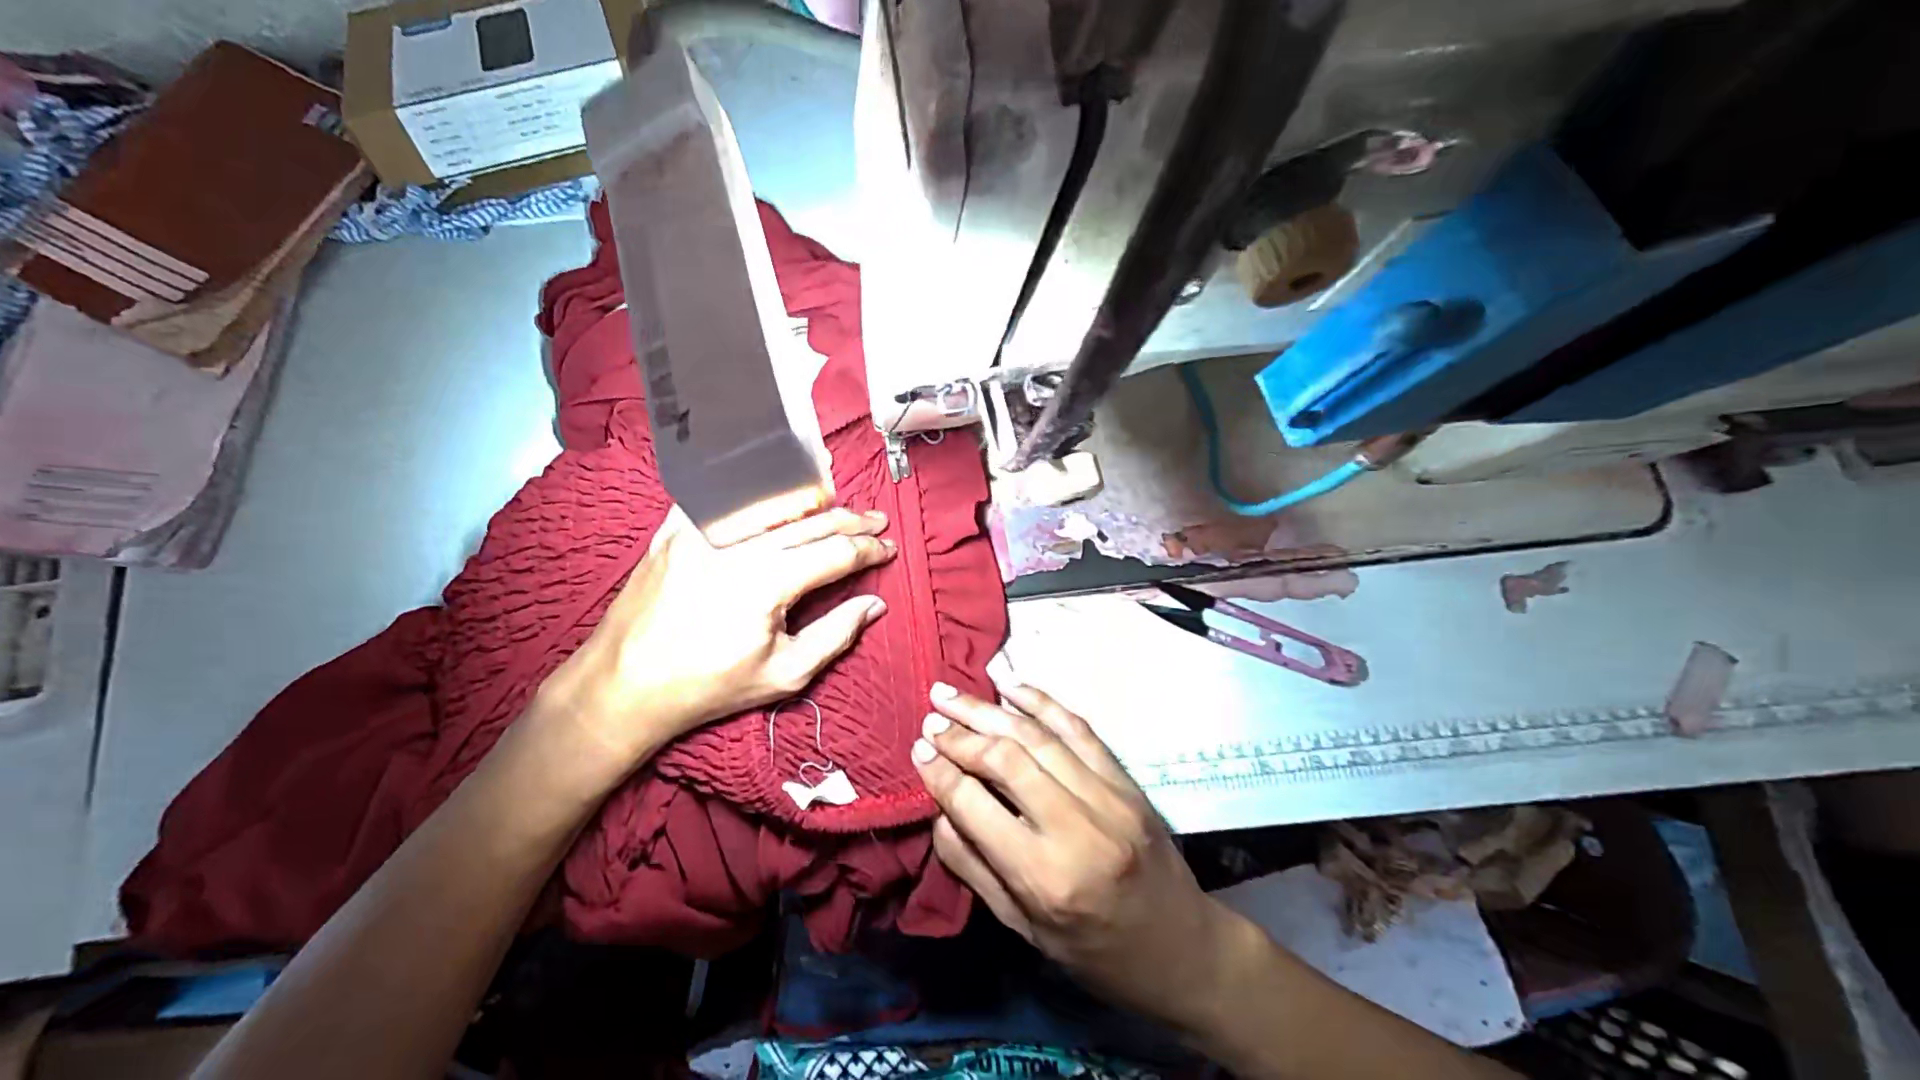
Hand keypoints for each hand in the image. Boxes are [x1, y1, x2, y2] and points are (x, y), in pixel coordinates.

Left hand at [537, 505, 895, 775]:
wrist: (624, 685)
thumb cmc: (707, 687)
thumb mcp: (784, 673)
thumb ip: (837, 634)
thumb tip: (874, 606)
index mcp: (767, 581)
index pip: (836, 552)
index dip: (869, 550)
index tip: (888, 550)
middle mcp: (736, 545)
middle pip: (811, 520)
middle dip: (852, 521)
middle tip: (877, 523)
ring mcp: (700, 531)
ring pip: (772, 502)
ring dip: (812, 503)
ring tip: (838, 507)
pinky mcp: (674, 530)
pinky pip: (724, 499)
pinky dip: (757, 495)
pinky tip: (776, 496)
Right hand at [910, 682, 1247, 1033]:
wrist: (1181, 949)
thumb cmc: (1093, 952)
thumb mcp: (1021, 927)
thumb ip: (973, 866)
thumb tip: (938, 809)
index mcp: (1043, 876)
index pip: (975, 805)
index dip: (940, 772)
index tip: (917, 748)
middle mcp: (1076, 829)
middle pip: (1006, 760)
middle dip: (961, 734)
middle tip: (931, 714)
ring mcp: (1108, 798)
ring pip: (1038, 737)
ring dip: (990, 710)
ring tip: (953, 694)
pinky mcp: (1127, 781)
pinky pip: (1079, 729)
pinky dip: (1042, 702)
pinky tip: (1011, 686)